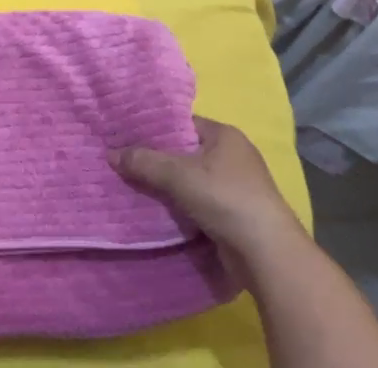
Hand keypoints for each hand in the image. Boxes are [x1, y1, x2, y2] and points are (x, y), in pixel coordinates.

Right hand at [110, 117, 305, 260]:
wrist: (267, 254)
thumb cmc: (225, 198)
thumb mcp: (176, 174)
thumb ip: (142, 160)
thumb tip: (110, 155)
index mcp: (225, 135)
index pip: (181, 122)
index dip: (153, 127)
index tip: (124, 135)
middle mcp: (233, 156)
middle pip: (183, 150)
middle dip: (155, 157)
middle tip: (122, 159)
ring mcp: (236, 186)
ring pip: (189, 178)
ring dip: (166, 183)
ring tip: (131, 181)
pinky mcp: (234, 212)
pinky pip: (197, 199)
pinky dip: (178, 202)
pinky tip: (155, 205)